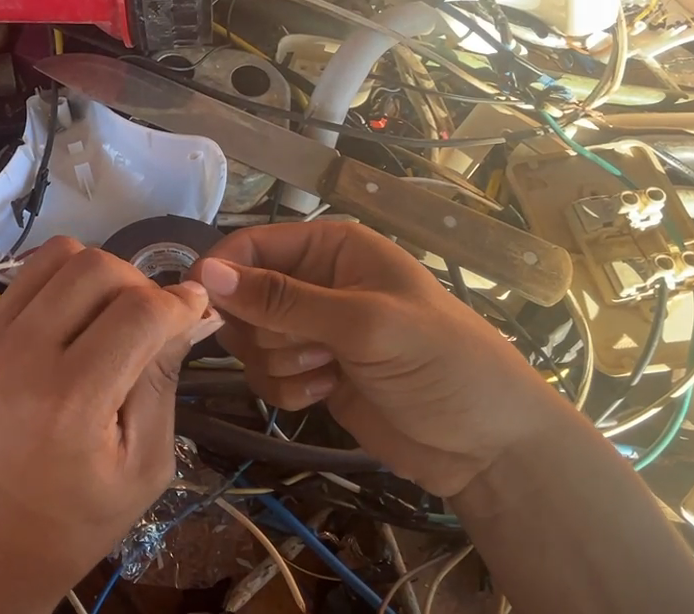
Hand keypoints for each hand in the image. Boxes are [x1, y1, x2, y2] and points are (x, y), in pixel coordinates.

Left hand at [0, 237, 218, 613]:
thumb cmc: (73, 523)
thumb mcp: (143, 469)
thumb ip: (163, 381)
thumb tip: (188, 312)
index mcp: (71, 402)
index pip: (139, 311)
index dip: (178, 302)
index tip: (194, 310)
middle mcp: (23, 356)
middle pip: (96, 267)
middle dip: (139, 283)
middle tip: (152, 318)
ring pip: (57, 255)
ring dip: (98, 273)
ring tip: (112, 313)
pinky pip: (25, 277)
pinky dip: (61, 282)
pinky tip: (75, 320)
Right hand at [190, 222, 576, 498]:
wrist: (492, 449)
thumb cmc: (443, 364)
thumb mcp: (364, 324)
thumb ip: (282, 299)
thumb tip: (205, 272)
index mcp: (330, 247)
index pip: (251, 245)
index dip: (223, 272)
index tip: (201, 305)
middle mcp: (315, 281)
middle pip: (242, 296)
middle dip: (267, 329)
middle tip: (311, 347)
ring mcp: (312, 329)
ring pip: (250, 339)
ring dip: (281, 362)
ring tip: (330, 371)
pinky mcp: (311, 371)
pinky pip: (265, 374)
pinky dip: (289, 389)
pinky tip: (328, 393)